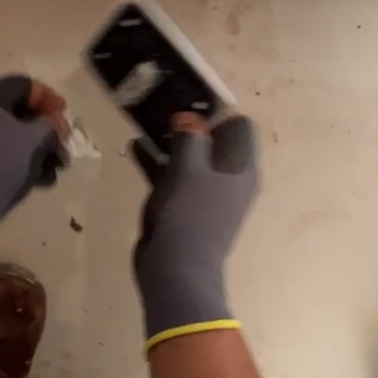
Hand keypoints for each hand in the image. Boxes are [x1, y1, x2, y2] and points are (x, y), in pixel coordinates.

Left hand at [0, 76, 68, 255]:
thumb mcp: (33, 140)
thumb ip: (50, 125)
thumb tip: (54, 122)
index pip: (24, 86)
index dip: (48, 98)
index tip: (65, 115)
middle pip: (19, 113)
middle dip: (45, 130)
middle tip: (63, 145)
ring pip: (12, 136)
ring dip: (38, 150)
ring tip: (56, 170)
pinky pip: (1, 154)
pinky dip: (21, 162)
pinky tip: (41, 181)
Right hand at [133, 114, 258, 346]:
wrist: (176, 271)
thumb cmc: (188, 215)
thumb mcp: (189, 169)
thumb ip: (190, 136)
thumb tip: (189, 117)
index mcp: (241, 169)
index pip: (240, 126)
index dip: (217, 113)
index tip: (188, 107)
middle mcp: (228, 179)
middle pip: (214, 140)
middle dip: (189, 124)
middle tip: (163, 110)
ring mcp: (205, 194)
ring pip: (191, 157)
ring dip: (171, 141)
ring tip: (147, 124)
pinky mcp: (184, 206)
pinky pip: (174, 175)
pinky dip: (158, 161)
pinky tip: (136, 147)